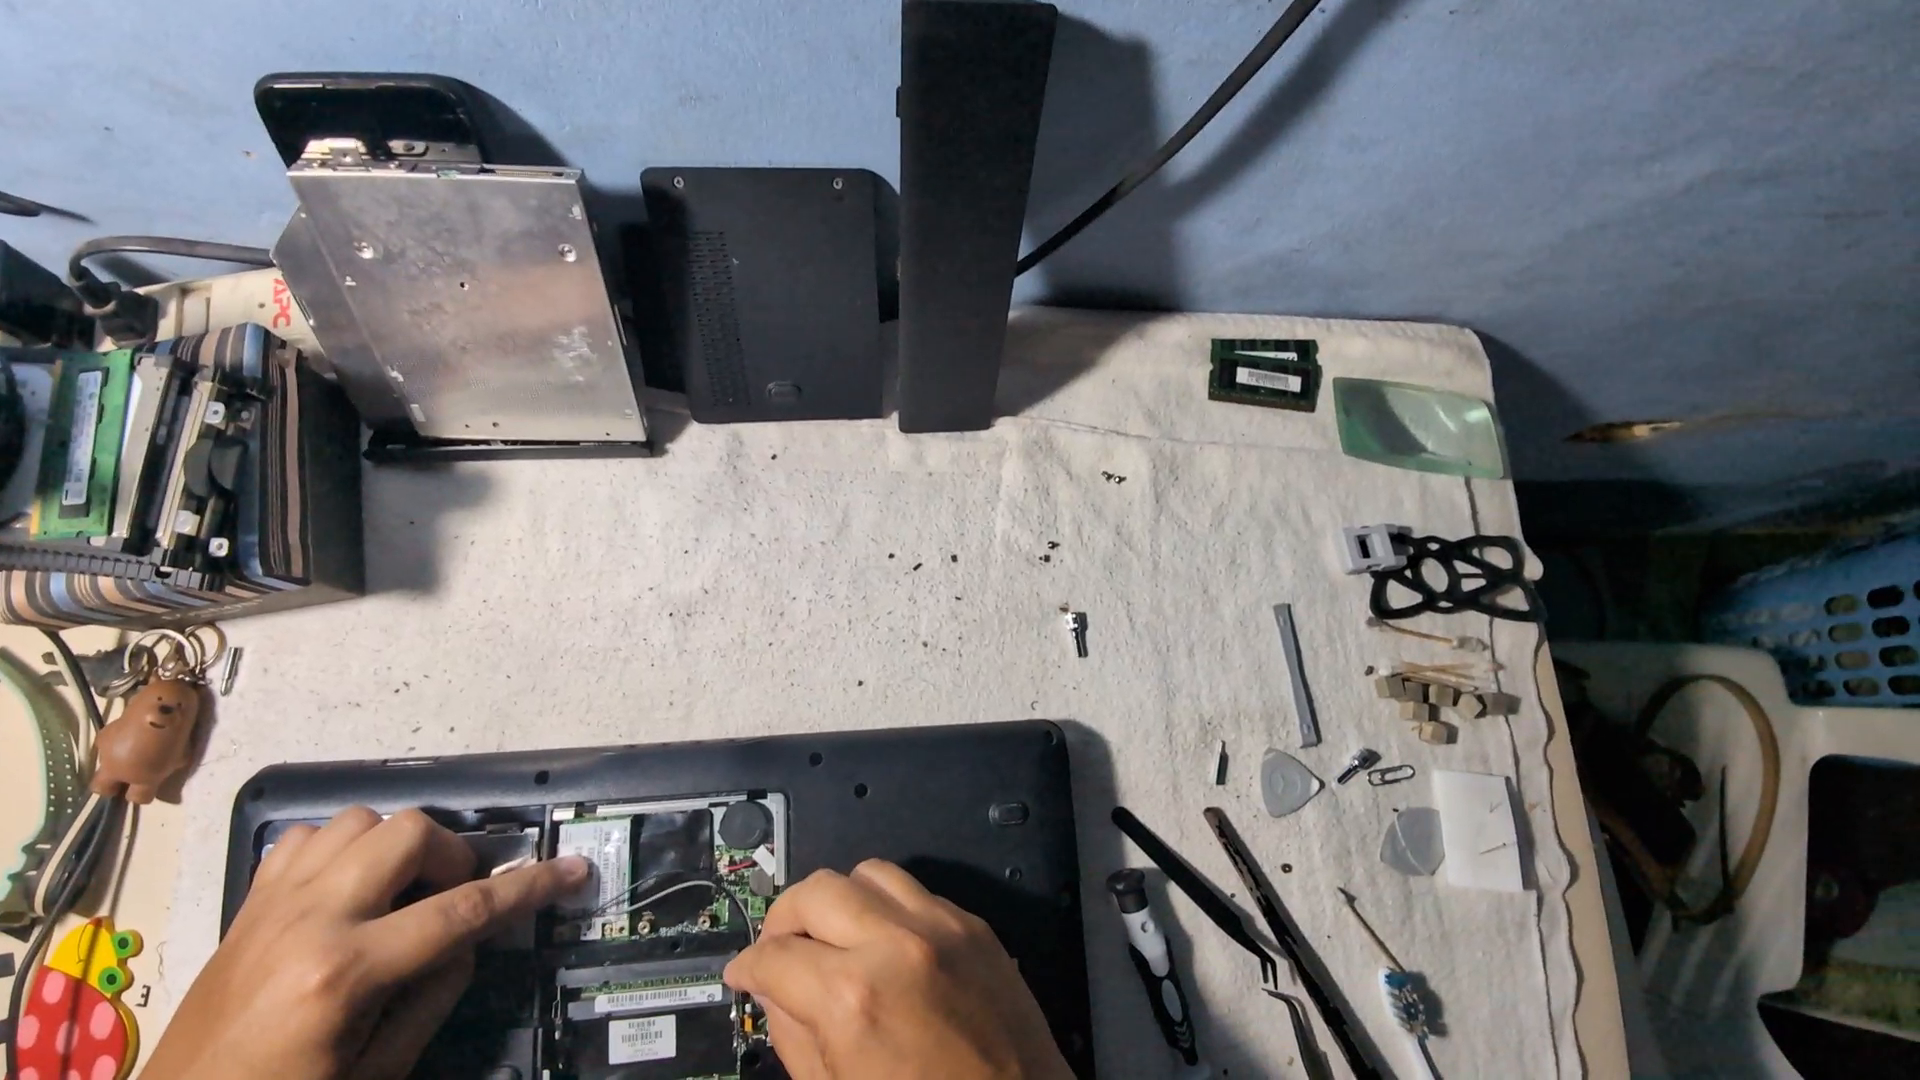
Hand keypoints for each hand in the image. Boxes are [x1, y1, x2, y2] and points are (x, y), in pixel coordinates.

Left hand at [141, 807, 587, 1079]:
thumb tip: (472, 934)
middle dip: (452, 855)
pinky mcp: (247, 906)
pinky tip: (348, 886)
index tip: (573, 870)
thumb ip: (438, 993)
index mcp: (345, 973)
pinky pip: (305, 838)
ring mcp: (270, 906)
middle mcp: (309, 921)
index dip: (530, 888)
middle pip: (409, 833)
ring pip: (359, 820)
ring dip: (396, 846)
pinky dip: (341, 848)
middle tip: (453, 895)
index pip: (464, 910)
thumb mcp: (380, 1068)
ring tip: (401, 888)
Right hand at [724, 859, 1072, 1079]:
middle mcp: (895, 943)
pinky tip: (885, 941)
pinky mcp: (974, 924)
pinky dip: (886, 906)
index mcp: (852, 997)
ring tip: (833, 935)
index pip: (775, 955)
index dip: (747, 966)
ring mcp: (941, 925)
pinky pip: (914, 889)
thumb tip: (772, 988)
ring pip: (867, 872)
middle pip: (816, 890)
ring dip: (839, 900)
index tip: (744, 973)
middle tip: (780, 949)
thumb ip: (794, 1036)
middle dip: (784, 918)